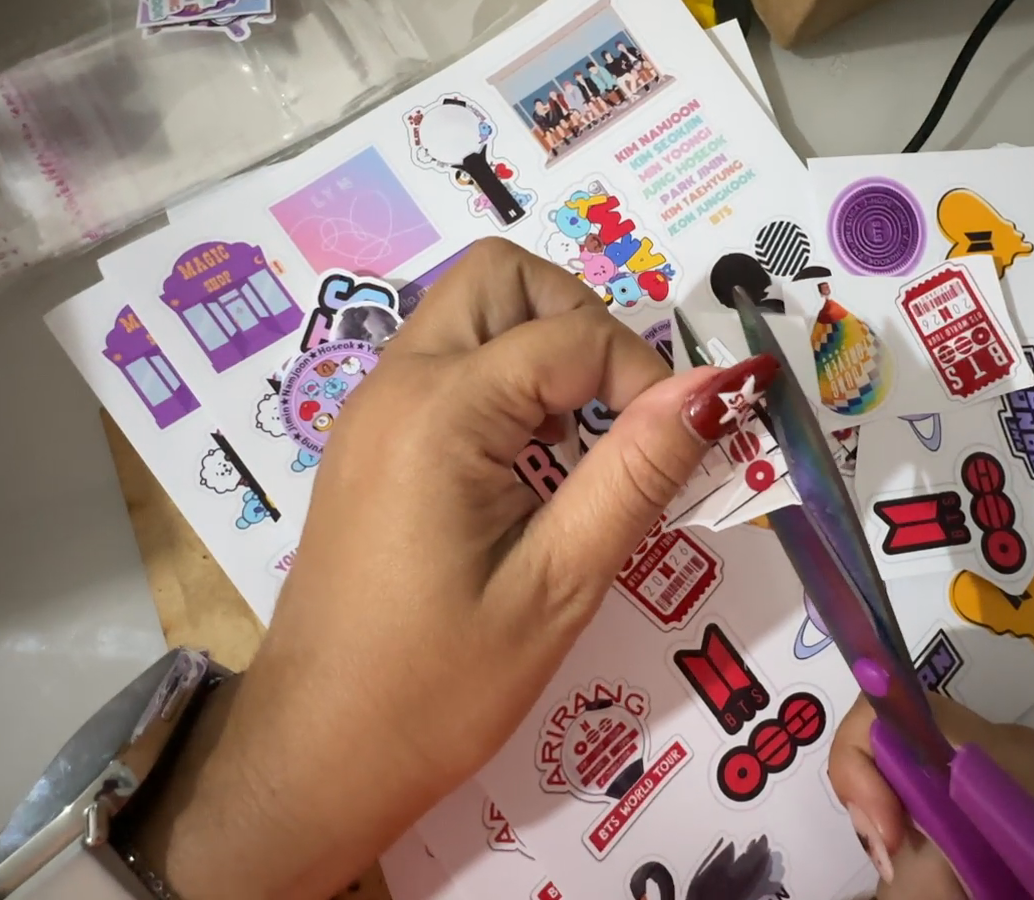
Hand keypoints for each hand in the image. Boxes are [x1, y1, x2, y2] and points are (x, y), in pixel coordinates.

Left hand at [132, 240, 776, 897]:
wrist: (315, 757)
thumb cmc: (439, 687)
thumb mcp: (560, 582)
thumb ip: (639, 471)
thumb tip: (718, 386)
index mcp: (439, 410)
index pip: (572, 335)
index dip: (643, 376)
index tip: (671, 446)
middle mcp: (397, 381)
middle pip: (502, 276)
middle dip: (578, 321)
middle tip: (613, 411)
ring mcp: (376, 404)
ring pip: (474, 310)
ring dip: (542, 345)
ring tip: (575, 438)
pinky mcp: (374, 434)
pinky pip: (452, 359)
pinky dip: (508, 376)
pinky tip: (529, 459)